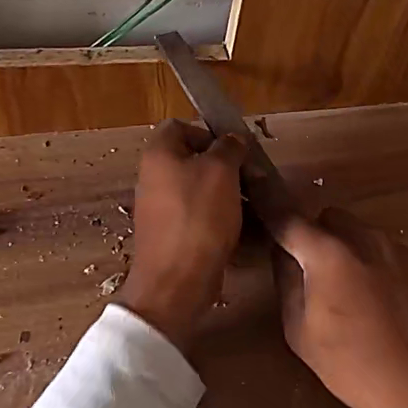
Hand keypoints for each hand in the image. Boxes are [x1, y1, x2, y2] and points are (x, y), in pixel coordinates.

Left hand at [116, 120, 248, 352]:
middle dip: (226, 167)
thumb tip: (233, 139)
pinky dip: (220, 221)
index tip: (234, 150)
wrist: (178, 281)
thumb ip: (229, 147)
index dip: (208, 132)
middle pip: (193, 160)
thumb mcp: (221, 171)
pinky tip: (244, 231)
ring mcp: (161, 209)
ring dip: (228, 195)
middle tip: (251, 178)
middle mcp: (154, 178)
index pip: (180, 126)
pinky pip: (200, 218)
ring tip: (254, 206)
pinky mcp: (172, 236)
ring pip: (200, 191)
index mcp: (158, 155)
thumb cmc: (198, 217)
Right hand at [273, 209, 407, 407]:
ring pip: (355, 232)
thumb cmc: (354, 365)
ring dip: (342, 249)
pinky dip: (368, 263)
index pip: (286, 215)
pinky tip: (374, 302)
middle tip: (309, 274)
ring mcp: (394, 247)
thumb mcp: (300, 331)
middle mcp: (362, 237)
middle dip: (313, 237)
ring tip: (345, 294)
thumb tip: (282, 251)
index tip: (252, 177)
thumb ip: (287, 280)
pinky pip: (379, 249)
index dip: (266, 197)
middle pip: (326, 219)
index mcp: (327, 253)